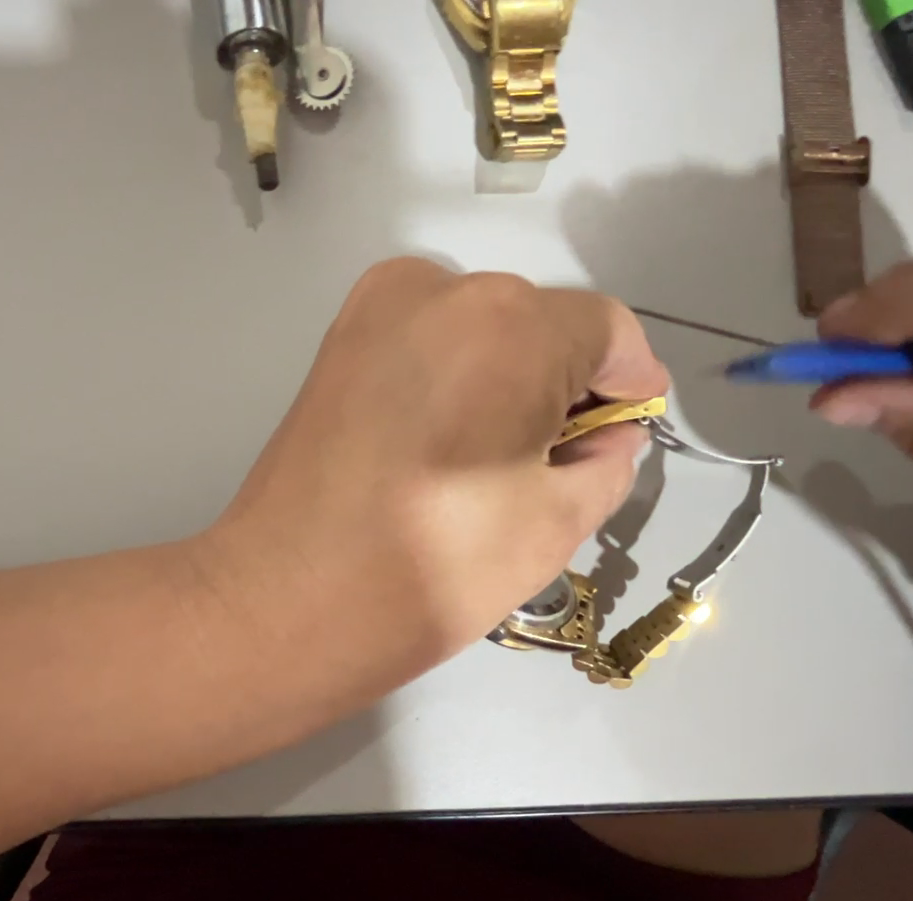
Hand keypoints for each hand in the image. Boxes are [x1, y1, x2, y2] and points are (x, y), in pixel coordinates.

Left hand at [205, 257, 668, 671]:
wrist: (285, 598)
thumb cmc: (432, 568)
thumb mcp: (554, 524)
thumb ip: (606, 463)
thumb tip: (607, 435)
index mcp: (512, 324)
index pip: (607, 332)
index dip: (626, 385)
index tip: (622, 435)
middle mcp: (442, 289)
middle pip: (538, 323)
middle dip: (561, 383)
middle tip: (550, 462)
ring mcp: (376, 309)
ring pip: (478, 328)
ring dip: (503, 377)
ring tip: (486, 457)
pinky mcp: (336, 342)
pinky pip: (424, 340)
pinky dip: (449, 374)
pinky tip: (438, 439)